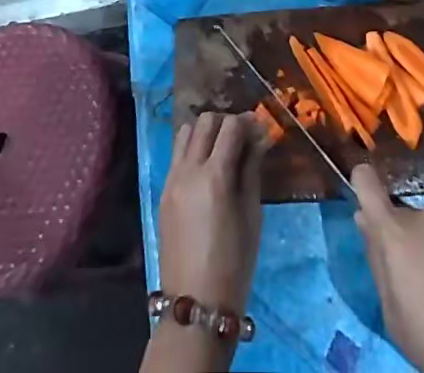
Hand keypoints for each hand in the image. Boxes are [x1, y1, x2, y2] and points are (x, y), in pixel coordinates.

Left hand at [158, 111, 267, 310]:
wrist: (195, 301)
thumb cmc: (234, 262)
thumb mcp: (252, 214)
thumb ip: (252, 170)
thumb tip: (258, 138)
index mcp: (214, 176)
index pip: (230, 127)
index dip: (248, 122)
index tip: (261, 129)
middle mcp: (188, 170)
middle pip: (204, 122)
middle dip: (226, 122)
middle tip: (244, 138)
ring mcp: (171, 179)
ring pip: (185, 133)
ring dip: (205, 132)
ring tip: (223, 150)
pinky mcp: (163, 191)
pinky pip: (177, 155)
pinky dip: (192, 149)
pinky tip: (208, 169)